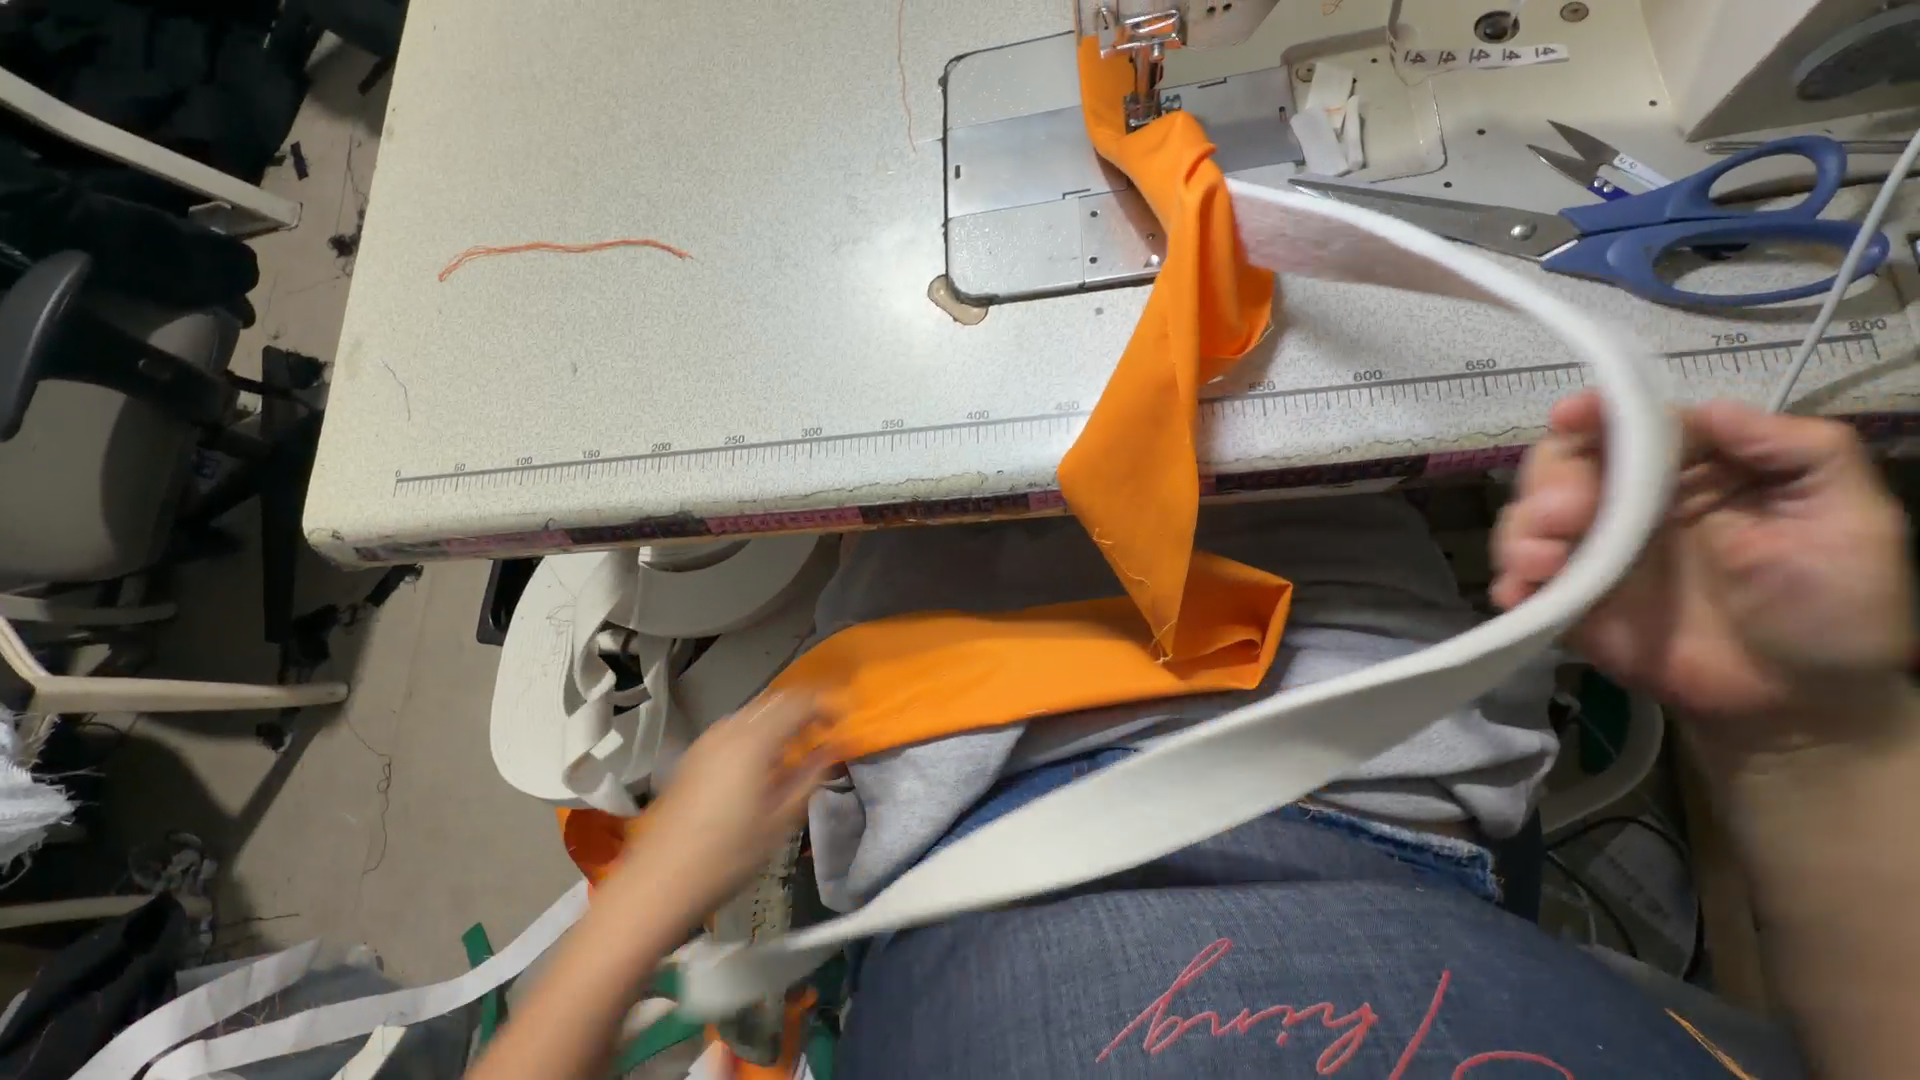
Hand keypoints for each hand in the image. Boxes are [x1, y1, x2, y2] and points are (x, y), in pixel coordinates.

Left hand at [610, 692, 834, 919]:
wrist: (658, 883)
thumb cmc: (727, 856)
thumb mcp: (781, 820)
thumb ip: (811, 776)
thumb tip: (834, 749)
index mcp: (753, 740)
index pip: (799, 702)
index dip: (827, 705)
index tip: (846, 720)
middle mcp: (728, 730)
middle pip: (775, 701)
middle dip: (805, 710)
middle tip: (827, 733)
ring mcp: (706, 742)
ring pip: (753, 714)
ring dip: (780, 722)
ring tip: (800, 750)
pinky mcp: (693, 757)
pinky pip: (735, 729)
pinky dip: (758, 734)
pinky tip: (765, 765)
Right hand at [1492, 391, 1914, 758]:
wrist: (1797, 705)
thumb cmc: (1834, 609)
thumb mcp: (1852, 521)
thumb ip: (1800, 454)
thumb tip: (1710, 407)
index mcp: (1691, 473)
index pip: (1631, 428)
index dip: (1596, 414)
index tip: (1569, 417)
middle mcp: (1630, 504)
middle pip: (1563, 465)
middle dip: (1551, 482)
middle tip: (1565, 517)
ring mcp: (1592, 553)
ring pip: (1527, 516)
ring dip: (1522, 532)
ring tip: (1543, 564)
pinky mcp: (1567, 599)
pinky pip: (1518, 578)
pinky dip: (1508, 580)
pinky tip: (1518, 595)